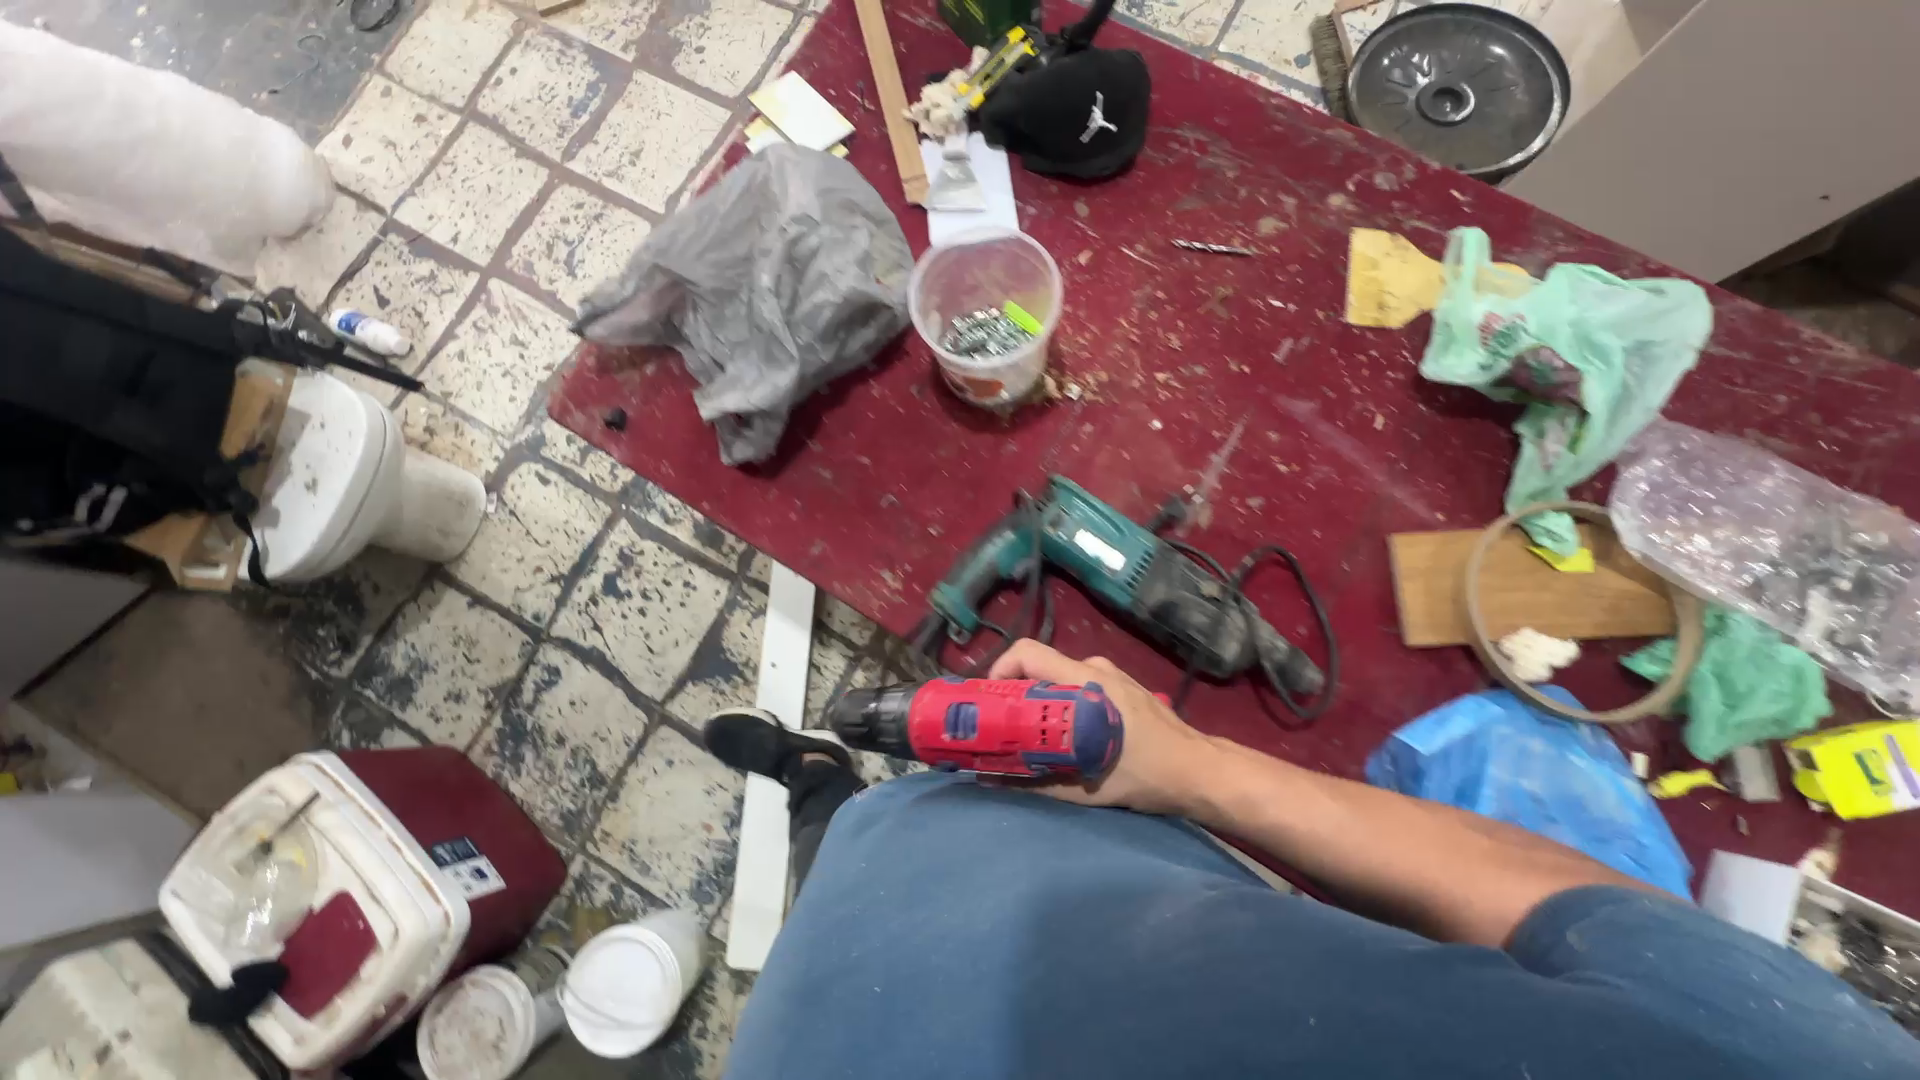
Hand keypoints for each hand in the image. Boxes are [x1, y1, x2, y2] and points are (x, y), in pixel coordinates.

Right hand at [985, 640, 1224, 815]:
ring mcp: (1113, 675)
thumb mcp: (1087, 788)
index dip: (1000, 670)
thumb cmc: (1147, 775)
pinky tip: (1067, 733)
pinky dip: (1063, 702)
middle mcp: (1096, 669)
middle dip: (1017, 692)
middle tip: (1004, 725)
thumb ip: (1037, 782)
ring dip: (1042, 700)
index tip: (991, 703)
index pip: (1029, 653)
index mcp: (1087, 682)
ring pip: (1060, 677)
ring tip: (1034, 734)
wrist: (1200, 771)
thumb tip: (992, 780)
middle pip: (1041, 665)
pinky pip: (1080, 685)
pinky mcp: (1123, 687)